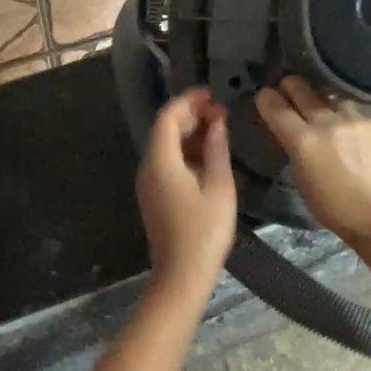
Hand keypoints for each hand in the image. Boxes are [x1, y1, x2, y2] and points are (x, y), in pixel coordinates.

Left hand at [137, 88, 236, 296]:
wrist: (182, 277)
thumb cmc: (204, 231)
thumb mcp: (219, 187)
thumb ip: (216, 149)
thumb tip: (217, 122)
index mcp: (161, 163)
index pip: (167, 118)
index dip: (188, 101)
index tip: (213, 94)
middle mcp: (148, 168)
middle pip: (164, 130)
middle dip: (191, 114)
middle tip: (222, 111)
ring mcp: (148, 184)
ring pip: (165, 145)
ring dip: (190, 132)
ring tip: (220, 128)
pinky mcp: (154, 196)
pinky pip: (167, 161)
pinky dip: (186, 150)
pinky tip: (209, 153)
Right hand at [255, 76, 370, 243]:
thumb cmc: (332, 205)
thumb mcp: (300, 177)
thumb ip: (292, 146)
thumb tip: (287, 127)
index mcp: (303, 141)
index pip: (275, 106)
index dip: (266, 98)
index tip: (265, 96)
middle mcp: (325, 122)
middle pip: (300, 87)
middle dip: (290, 87)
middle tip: (288, 91)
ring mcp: (352, 117)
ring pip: (328, 95)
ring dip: (322, 103)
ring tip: (325, 116)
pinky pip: (351, 109)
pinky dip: (345, 117)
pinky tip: (349, 130)